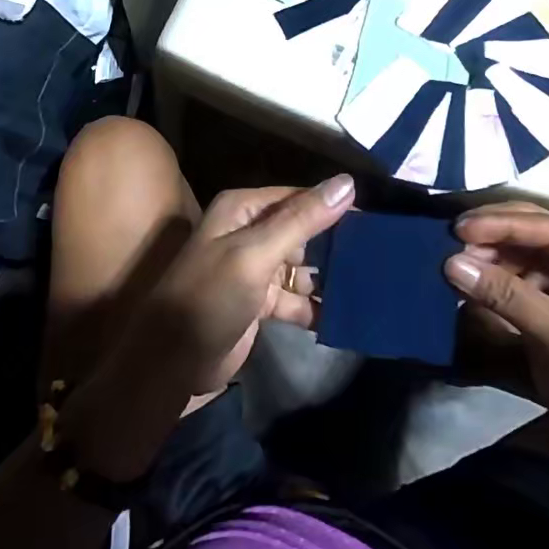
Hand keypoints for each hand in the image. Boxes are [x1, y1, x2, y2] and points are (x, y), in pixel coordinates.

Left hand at [122, 174, 354, 395]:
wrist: (169, 364)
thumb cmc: (209, 297)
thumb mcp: (256, 253)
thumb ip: (302, 220)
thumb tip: (347, 183)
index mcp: (243, 209)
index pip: (298, 197)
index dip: (334, 206)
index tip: (373, 220)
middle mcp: (249, 232)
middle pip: (304, 230)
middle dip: (336, 242)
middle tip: (379, 254)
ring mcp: (255, 269)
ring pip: (304, 266)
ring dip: (330, 276)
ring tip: (370, 284)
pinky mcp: (260, 302)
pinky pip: (297, 298)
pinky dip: (317, 306)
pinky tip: (346, 314)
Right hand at [445, 203, 548, 487]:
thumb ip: (510, 297)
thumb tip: (451, 263)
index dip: (507, 224)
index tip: (460, 226)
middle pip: (539, 239)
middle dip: (496, 237)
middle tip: (449, 239)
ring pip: (525, 262)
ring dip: (490, 261)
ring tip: (451, 264)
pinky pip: (519, 289)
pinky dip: (493, 286)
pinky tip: (467, 285)